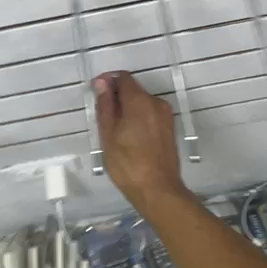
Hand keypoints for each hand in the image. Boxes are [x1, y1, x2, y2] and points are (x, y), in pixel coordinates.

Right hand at [94, 71, 185, 201]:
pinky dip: (138, 119)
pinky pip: (150, 115)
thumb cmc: (127, 163)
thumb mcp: (108, 134)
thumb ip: (106, 105)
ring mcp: (166, 116)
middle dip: (117, 98)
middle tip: (103, 119)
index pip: (123, 78)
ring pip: (142, 103)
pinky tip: (130, 138)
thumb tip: (102, 82)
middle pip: (133, 90)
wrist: (157, 189)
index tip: (97, 94)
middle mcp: (156, 102)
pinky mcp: (169, 129)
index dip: (108, 82)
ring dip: (128, 109)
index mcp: (140, 100)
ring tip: (115, 132)